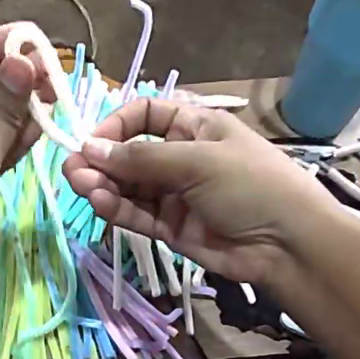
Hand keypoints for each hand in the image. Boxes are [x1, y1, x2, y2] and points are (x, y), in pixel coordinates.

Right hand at [61, 98, 337, 286]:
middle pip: (130, 154)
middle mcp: (181, 158)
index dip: (116, 125)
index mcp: (194, 127)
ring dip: (103, 186)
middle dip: (101, 160)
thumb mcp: (199, 160)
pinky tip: (99, 203)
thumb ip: (143, 158)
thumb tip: (91, 147)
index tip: (91, 140)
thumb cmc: (251, 185)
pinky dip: (117, 209)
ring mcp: (175, 196)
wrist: (286, 243)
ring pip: (129, 188)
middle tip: (73, 171)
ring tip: (81, 187)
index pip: (145, 115)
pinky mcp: (171, 229)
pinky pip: (138, 215)